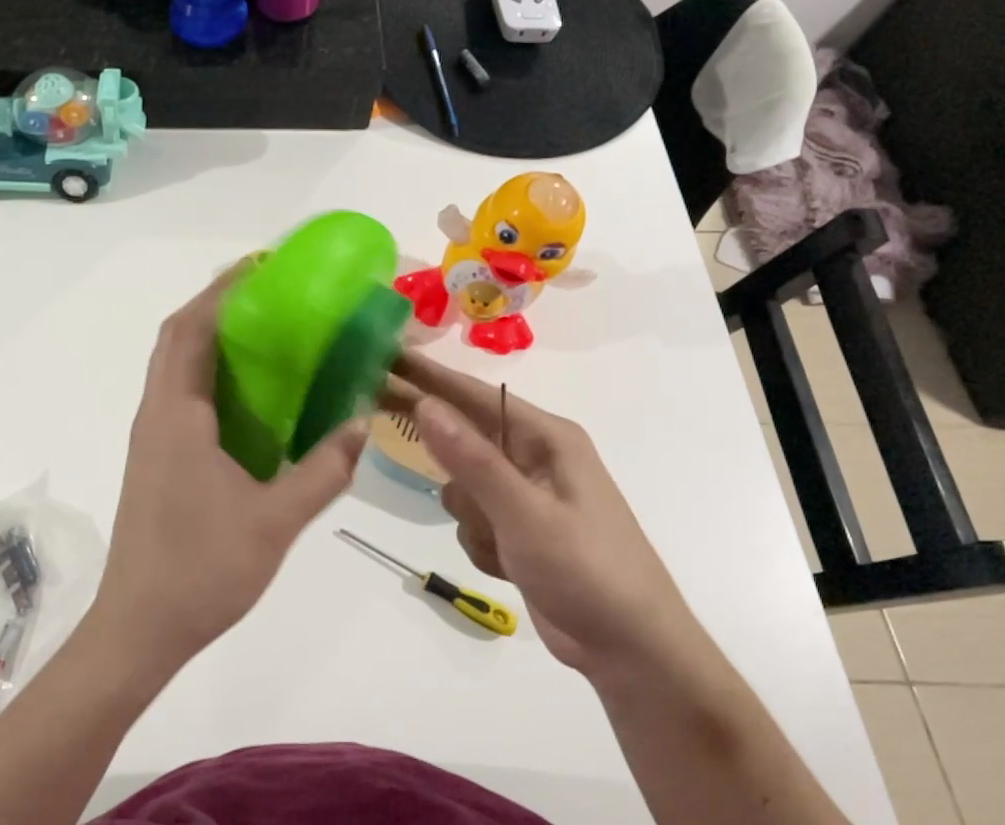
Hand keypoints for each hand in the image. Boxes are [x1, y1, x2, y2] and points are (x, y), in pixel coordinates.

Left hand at [91, 271, 367, 665]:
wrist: (139, 627)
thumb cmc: (202, 569)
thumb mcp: (276, 521)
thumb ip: (323, 470)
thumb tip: (362, 424)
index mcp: (176, 414)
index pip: (190, 328)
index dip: (223, 290)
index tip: (265, 266)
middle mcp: (156, 414)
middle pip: (178, 338)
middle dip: (220, 306)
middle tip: (275, 295)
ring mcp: (152, 438)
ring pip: (177, 368)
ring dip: (214, 340)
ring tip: (272, 333)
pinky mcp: (157, 461)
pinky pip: (183, 398)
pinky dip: (213, 378)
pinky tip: (255, 398)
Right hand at [384, 351, 698, 679]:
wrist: (631, 650)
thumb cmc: (588, 571)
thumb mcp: (525, 513)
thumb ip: (472, 461)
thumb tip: (424, 405)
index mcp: (546, 439)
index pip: (472, 395)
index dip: (425, 375)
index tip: (381, 355)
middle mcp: (534, 458)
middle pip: (463, 437)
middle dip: (437, 448)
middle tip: (373, 417)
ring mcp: (526, 497)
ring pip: (462, 487)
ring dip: (471, 517)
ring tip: (502, 545)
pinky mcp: (519, 532)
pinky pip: (472, 522)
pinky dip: (481, 544)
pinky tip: (509, 567)